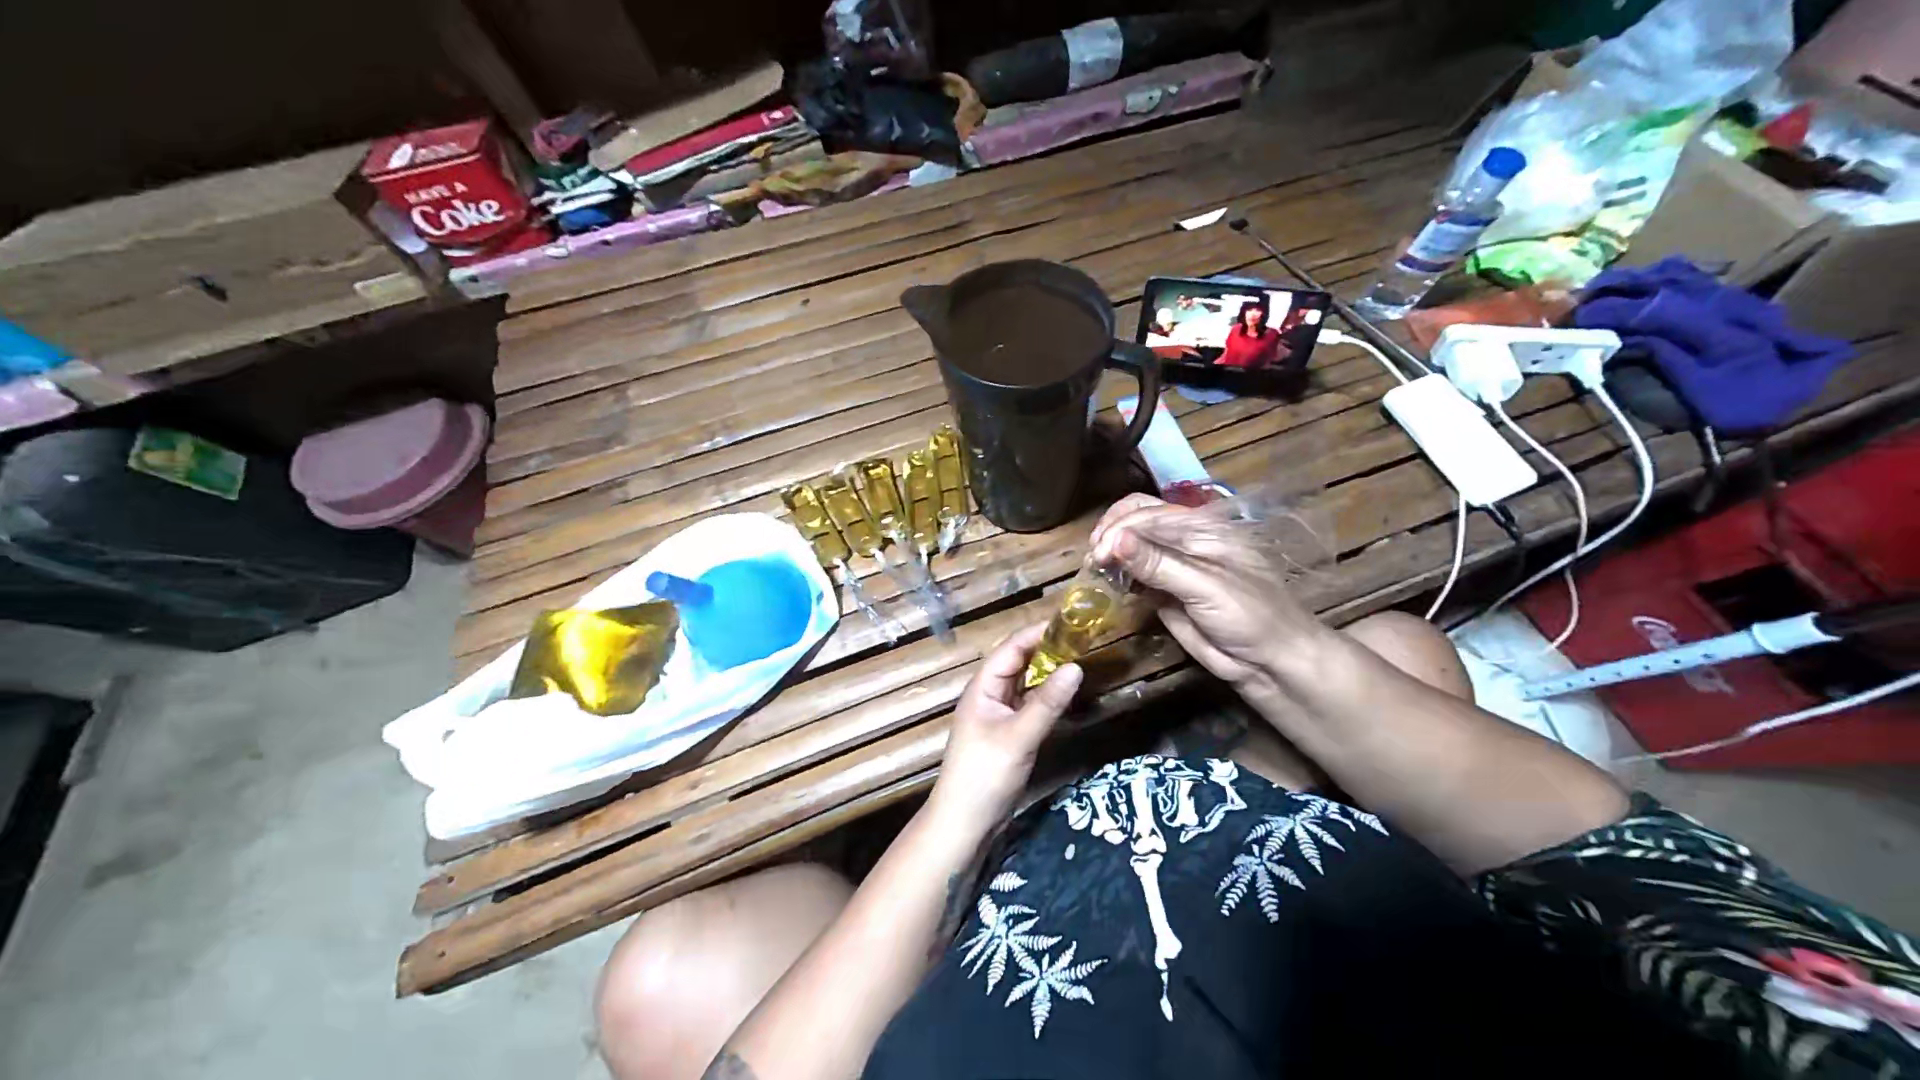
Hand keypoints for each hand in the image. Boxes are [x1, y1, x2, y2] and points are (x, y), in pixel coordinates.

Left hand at [928, 623, 1081, 834]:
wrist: (965, 822)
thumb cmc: (985, 774)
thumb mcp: (1019, 736)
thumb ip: (1048, 703)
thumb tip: (1076, 667)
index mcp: (983, 687)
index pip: (1011, 649)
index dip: (1038, 633)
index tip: (1070, 622)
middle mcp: (989, 695)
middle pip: (1019, 663)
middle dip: (1046, 649)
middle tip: (1082, 639)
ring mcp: (998, 715)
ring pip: (1026, 684)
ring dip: (1048, 673)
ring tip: (1080, 659)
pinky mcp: (1008, 734)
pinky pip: (1029, 705)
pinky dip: (1047, 697)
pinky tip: (1067, 694)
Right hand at [1090, 494, 1337, 696]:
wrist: (1271, 663)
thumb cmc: (1251, 618)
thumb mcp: (1206, 588)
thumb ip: (1159, 564)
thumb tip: (1114, 541)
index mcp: (1203, 527)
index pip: (1150, 514)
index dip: (1120, 529)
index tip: (1099, 555)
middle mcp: (1186, 539)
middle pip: (1138, 519)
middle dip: (1111, 533)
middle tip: (1093, 559)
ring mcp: (1174, 564)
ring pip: (1133, 545)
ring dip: (1111, 553)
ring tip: (1095, 571)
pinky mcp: (1165, 591)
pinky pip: (1136, 575)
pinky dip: (1119, 576)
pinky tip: (1108, 585)